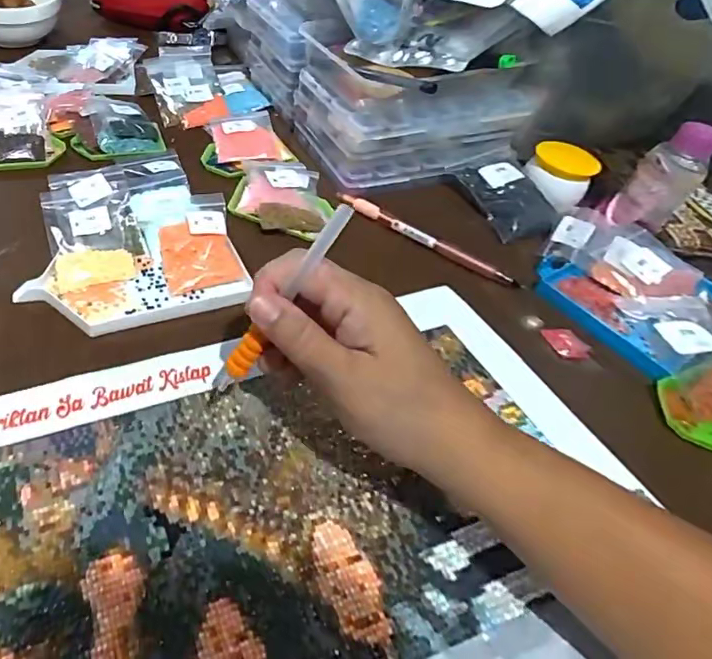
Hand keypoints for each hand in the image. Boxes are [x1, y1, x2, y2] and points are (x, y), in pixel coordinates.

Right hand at [246, 251, 492, 472]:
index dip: (267, 287)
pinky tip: (294, 376)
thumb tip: (254, 299)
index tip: (254, 328)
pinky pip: (323, 330)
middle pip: (300, 286)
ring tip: (275, 372)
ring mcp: (362, 320)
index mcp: (355, 296)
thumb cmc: (398, 411)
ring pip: (308, 310)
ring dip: (284, 334)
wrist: (457, 446)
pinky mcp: (364, 341)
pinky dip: (302, 347)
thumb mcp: (339, 376)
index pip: (297, 265)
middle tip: (260, 357)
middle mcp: (358, 298)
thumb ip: (296, 335)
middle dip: (272, 314)